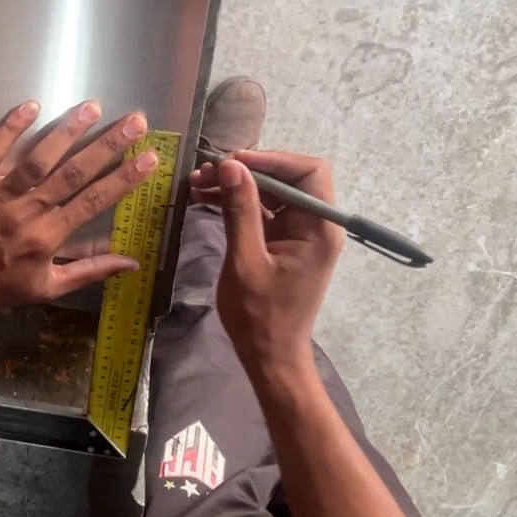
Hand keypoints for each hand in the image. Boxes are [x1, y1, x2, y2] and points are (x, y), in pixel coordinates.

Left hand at [0, 99, 158, 310]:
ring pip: (38, 159)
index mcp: (49, 237)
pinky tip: (31, 106)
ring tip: (92, 108)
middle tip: (134, 121)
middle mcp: (28, 212)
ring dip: (66, 132)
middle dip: (107, 146)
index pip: (94, 202)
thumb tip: (131, 263)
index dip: (124, 179)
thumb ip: (89, 271)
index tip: (149, 158)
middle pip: (73, 174)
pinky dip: (10, 128)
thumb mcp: (47, 288)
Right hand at [189, 151, 345, 377]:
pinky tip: (205, 198)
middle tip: (206, 173)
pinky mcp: (282, 242)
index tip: (234, 162)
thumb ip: (241, 211)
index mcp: (319, 229)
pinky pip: (261, 211)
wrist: (270, 356)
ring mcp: (298, 234)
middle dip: (246, 171)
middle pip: (287, 179)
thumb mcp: (245, 261)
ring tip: (197, 183)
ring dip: (235, 185)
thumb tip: (231, 166)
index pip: (309, 173)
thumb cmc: (260, 316)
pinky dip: (235, 203)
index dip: (272, 159)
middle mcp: (315, 226)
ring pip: (270, 192)